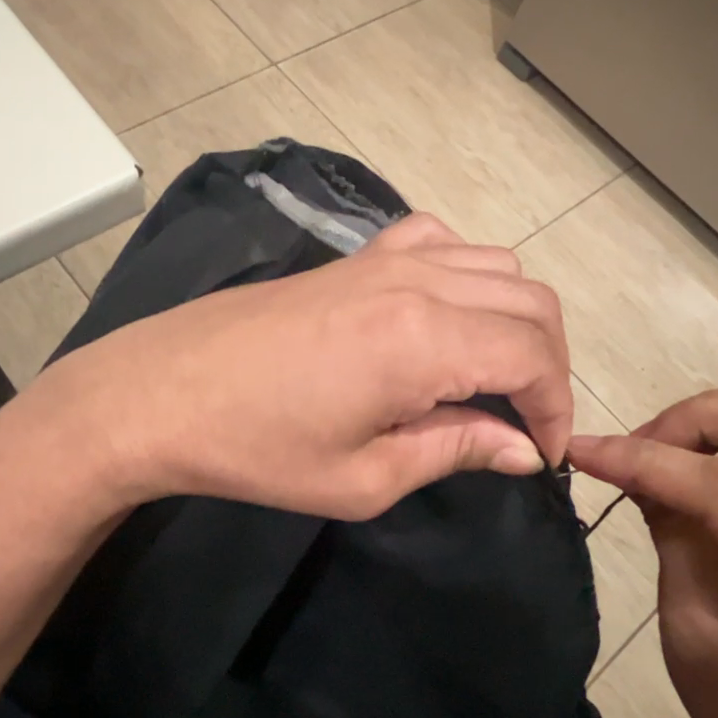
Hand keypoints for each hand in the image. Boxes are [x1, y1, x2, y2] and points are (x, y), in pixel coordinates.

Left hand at [19, 213, 573, 520]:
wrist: (161, 393)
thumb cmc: (257, 451)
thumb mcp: (363, 477)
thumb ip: (455, 450)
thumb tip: (522, 449)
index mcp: (424, 339)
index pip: (534, 357)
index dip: (556, 409)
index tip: (541, 455)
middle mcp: (417, 281)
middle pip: (530, 302)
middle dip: (548, 365)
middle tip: (525, 422)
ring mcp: (383, 257)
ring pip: (494, 264)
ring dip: (513, 318)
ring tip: (491, 375)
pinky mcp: (353, 256)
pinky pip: (439, 240)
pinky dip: (467, 273)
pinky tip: (444, 314)